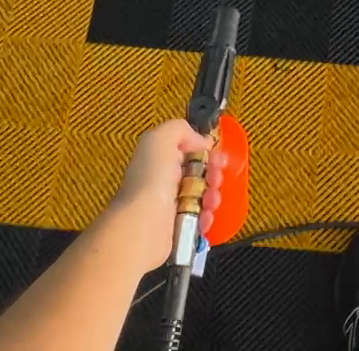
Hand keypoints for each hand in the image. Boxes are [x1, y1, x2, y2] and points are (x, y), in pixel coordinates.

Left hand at [96, 119, 226, 268]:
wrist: (142, 226)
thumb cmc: (151, 179)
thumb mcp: (160, 139)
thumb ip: (180, 129)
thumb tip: (201, 141)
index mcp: (160, 160)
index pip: (189, 151)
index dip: (206, 151)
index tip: (216, 155)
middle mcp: (165, 182)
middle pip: (201, 173)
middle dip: (213, 173)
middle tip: (214, 178)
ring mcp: (172, 208)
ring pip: (204, 196)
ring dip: (213, 195)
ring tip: (209, 200)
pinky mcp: (179, 230)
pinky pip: (202, 220)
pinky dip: (207, 218)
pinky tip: (204, 216)